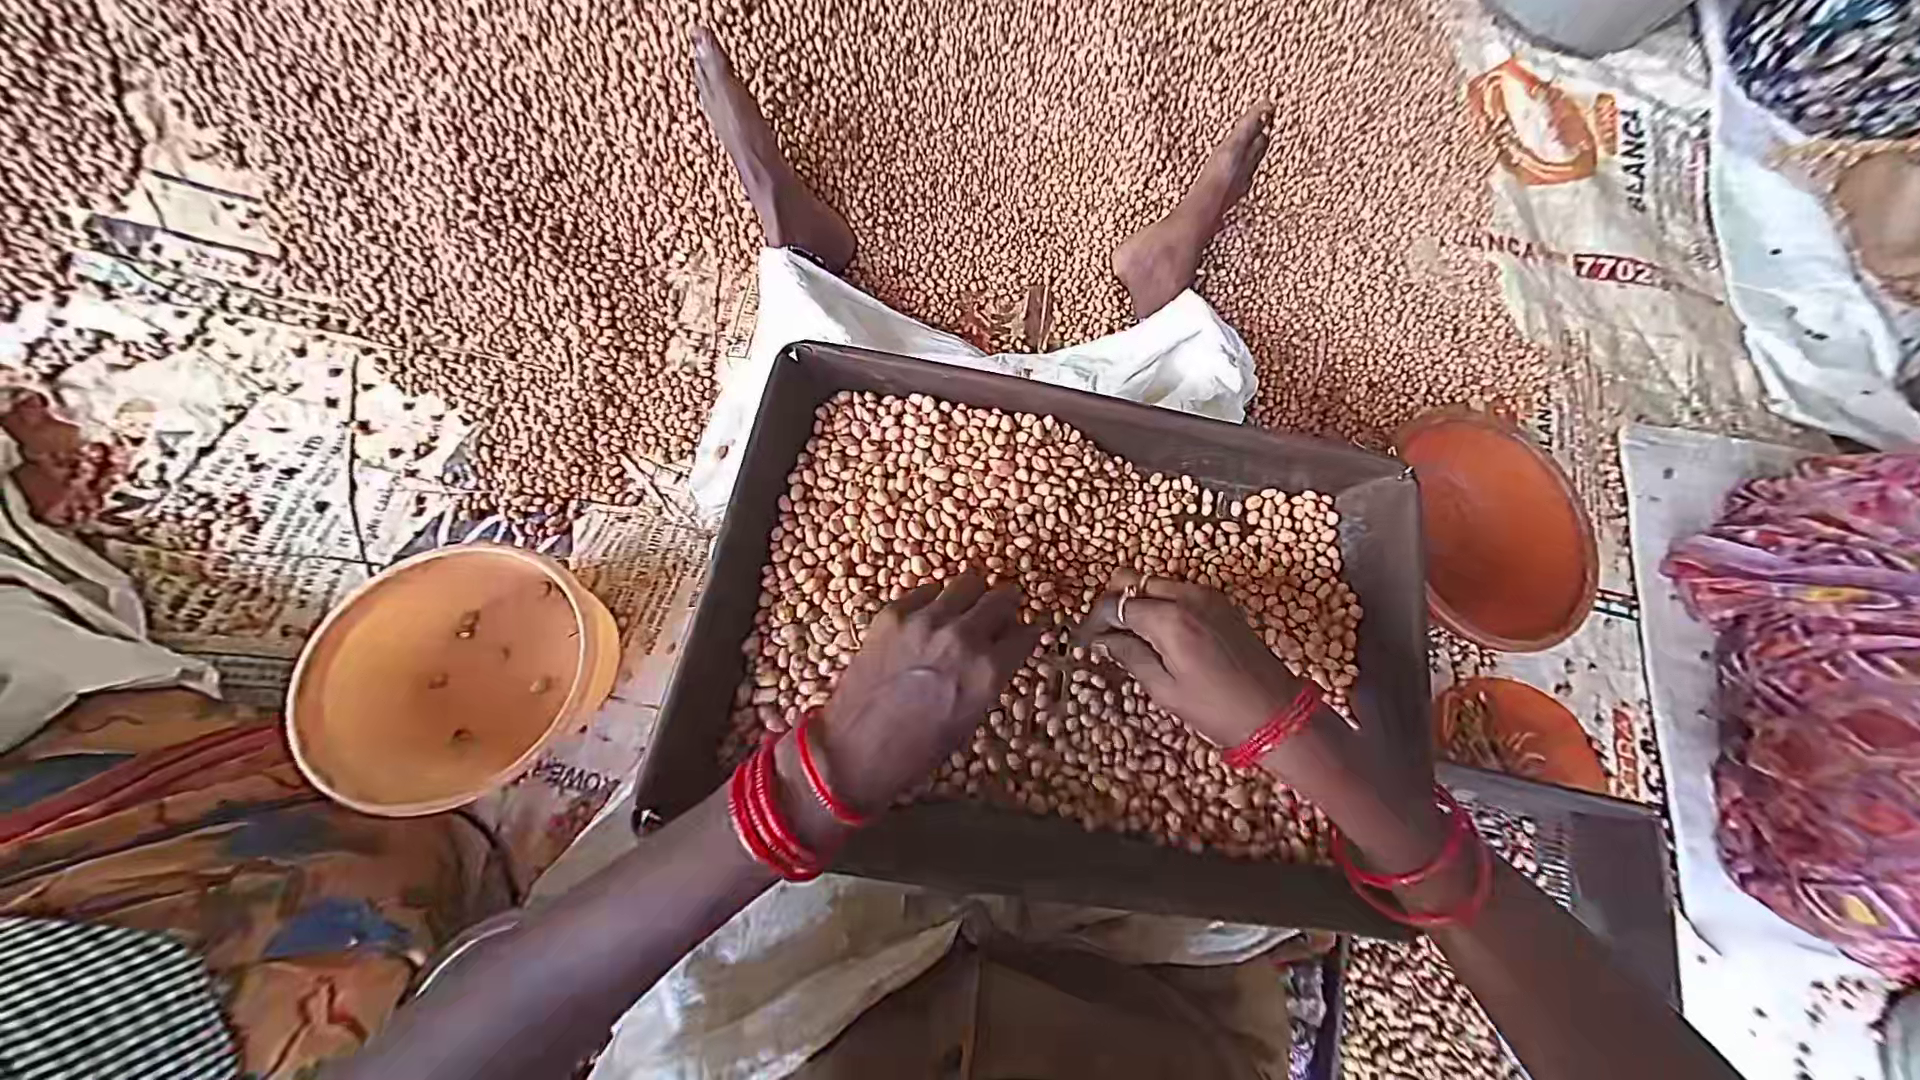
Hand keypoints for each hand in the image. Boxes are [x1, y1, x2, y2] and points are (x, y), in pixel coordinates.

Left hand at [800, 573, 1040, 823]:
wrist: (854, 750)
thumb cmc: (918, 749)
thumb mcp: (970, 717)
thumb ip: (991, 675)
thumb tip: (1000, 647)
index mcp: (987, 671)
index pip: (1027, 633)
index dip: (1027, 633)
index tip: (1023, 633)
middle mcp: (962, 638)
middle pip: (1002, 598)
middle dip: (1006, 607)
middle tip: (999, 616)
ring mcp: (925, 620)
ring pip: (968, 582)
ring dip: (973, 597)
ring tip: (964, 612)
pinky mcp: (894, 613)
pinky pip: (928, 591)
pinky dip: (935, 602)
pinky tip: (929, 620)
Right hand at [1074, 571, 1302, 749]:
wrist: (1278, 713)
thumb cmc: (1217, 709)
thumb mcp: (1164, 688)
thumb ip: (1129, 654)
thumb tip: (1103, 639)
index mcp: (1169, 618)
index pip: (1115, 604)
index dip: (1095, 621)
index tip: (1086, 639)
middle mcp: (1187, 596)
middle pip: (1133, 582)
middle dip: (1114, 605)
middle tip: (1105, 635)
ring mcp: (1207, 596)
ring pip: (1155, 583)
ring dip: (1137, 603)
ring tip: (1130, 637)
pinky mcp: (1220, 603)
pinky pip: (1178, 591)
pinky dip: (1160, 604)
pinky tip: (1157, 634)